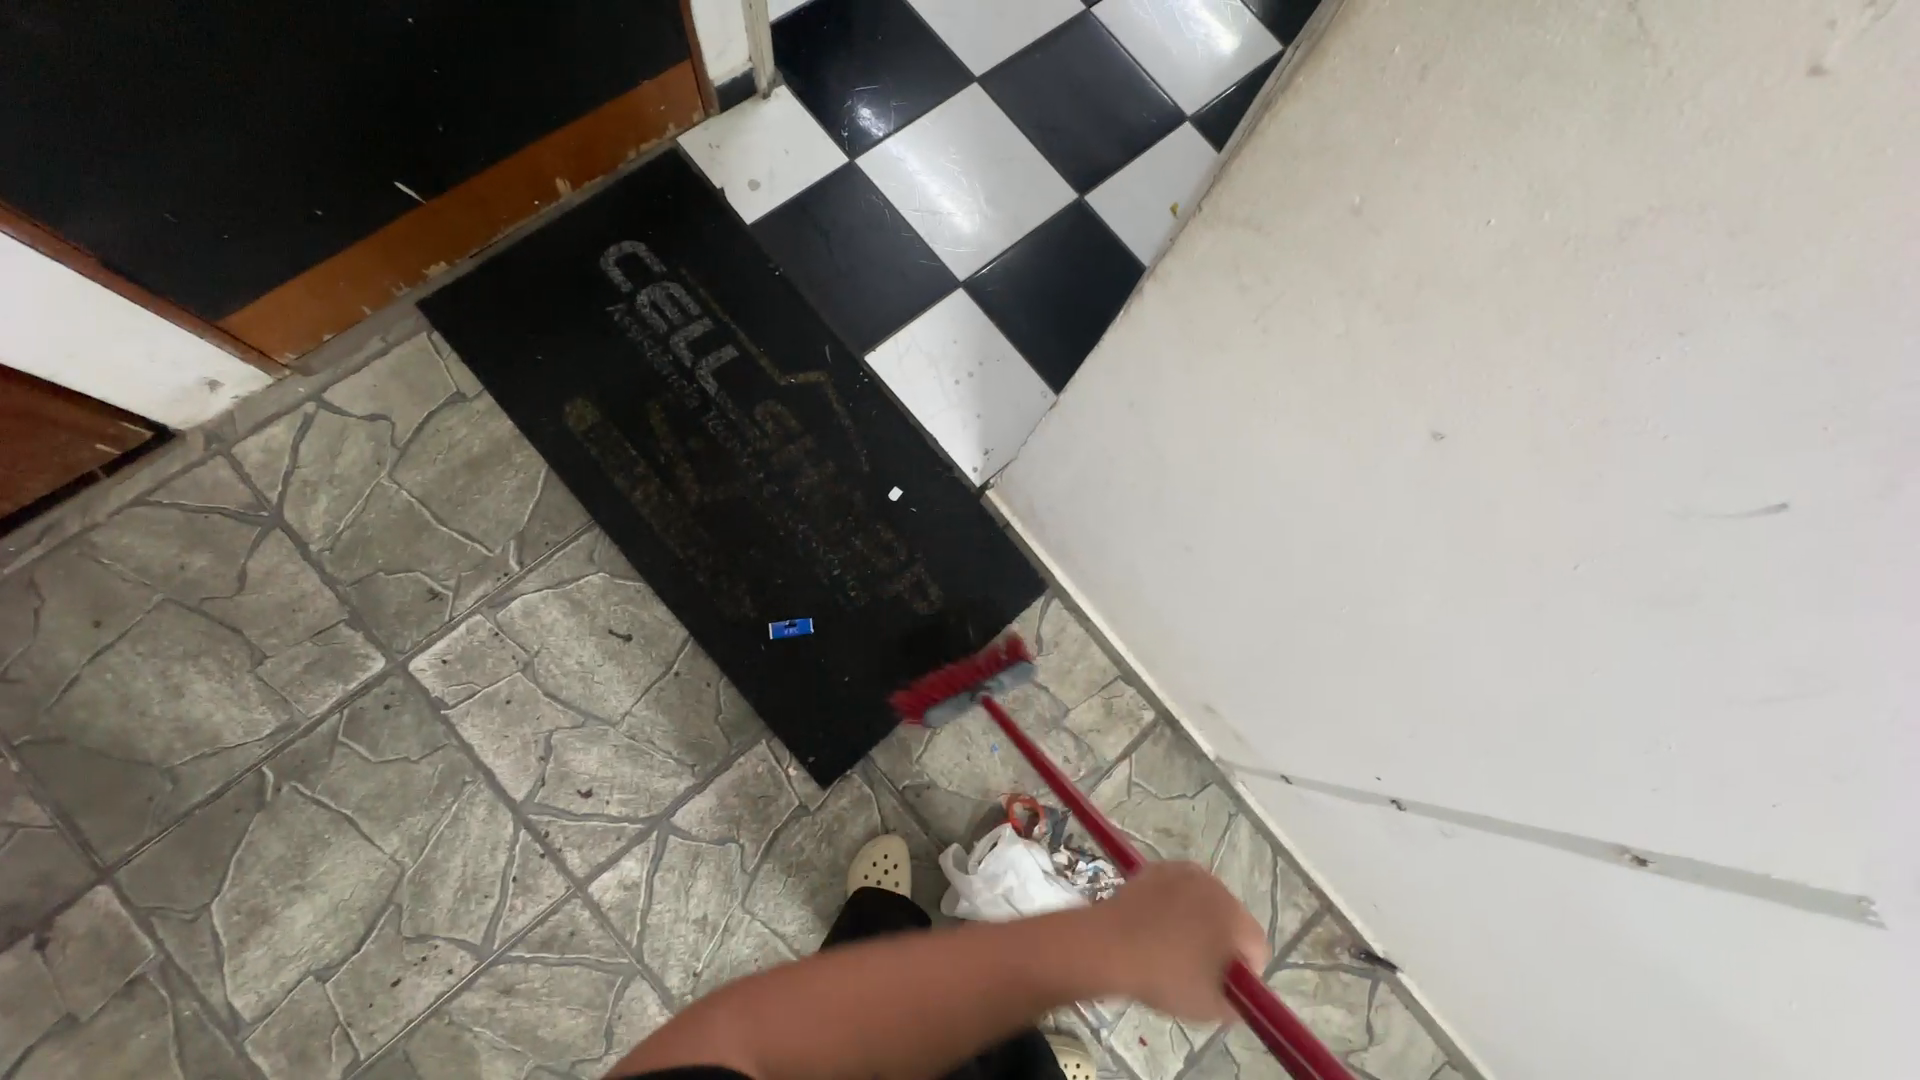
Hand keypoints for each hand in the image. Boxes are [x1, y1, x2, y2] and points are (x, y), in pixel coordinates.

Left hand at [1089, 862, 1269, 1021]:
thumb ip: (1235, 1005)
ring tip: (1175, 948)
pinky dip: (1174, 906)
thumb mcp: (1208, 1007)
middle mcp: (1213, 884)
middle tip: (1201, 971)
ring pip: (1204, 903)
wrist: (1106, 944)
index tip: (1228, 990)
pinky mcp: (1155, 868)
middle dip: (1224, 945)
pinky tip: (1156, 926)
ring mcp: (1182, 871)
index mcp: (1233, 915)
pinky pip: (1177, 891)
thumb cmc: (1162, 974)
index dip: (1248, 973)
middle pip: (1232, 920)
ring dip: (1199, 923)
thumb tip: (1237, 999)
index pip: (1257, 947)